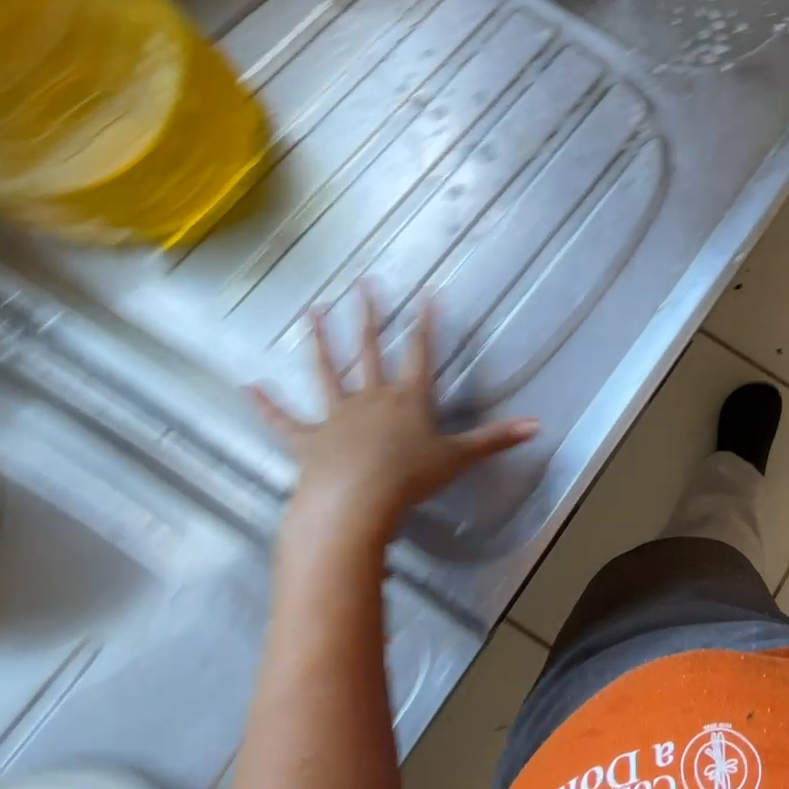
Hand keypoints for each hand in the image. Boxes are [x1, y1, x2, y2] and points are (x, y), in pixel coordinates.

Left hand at [247, 282, 540, 542]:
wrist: (354, 505)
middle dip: (368, 315)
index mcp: (408, 399)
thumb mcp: (460, 457)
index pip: (420, 352)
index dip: (424, 322)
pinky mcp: (306, 441)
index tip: (425, 293)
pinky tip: (248, 388)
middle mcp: (371, 398)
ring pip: (325, 372)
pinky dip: (265, 406)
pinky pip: (283, 420)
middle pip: (369, 349)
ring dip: (318, 341)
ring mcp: (335, 416)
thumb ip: (497, 438)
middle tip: (361, 283)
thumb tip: (541, 425)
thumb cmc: (410, 479)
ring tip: (311, 311)